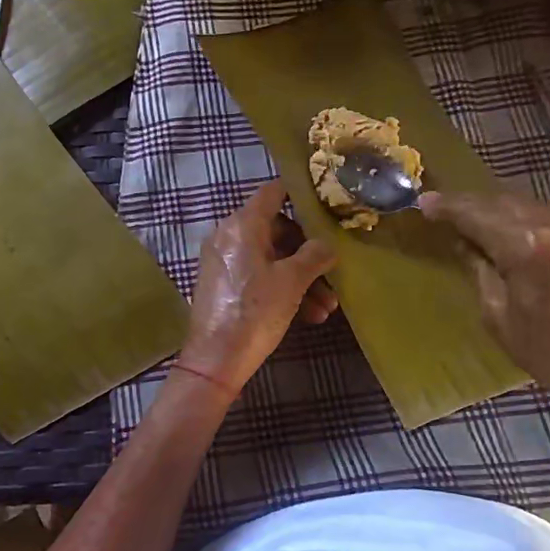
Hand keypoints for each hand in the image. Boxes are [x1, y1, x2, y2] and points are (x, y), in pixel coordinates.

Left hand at [179, 181, 338, 393]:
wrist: (216, 359)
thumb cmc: (255, 312)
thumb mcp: (292, 281)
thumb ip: (315, 254)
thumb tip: (327, 243)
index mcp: (242, 224)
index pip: (274, 192)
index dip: (301, 193)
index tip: (327, 204)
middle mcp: (228, 236)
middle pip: (277, 230)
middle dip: (309, 254)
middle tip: (333, 275)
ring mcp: (223, 261)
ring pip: (271, 259)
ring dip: (302, 280)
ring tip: (326, 308)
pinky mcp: (223, 285)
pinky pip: (258, 276)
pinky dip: (282, 290)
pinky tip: (308, 316)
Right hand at [421, 190, 549, 428]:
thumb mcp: (502, 321)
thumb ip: (481, 274)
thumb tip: (466, 246)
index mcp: (528, 247)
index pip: (476, 214)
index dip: (447, 207)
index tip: (424, 203)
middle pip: (507, 202)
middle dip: (474, 205)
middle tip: (448, 210)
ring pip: (538, 210)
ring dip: (508, 215)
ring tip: (486, 226)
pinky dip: (540, 229)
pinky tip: (532, 246)